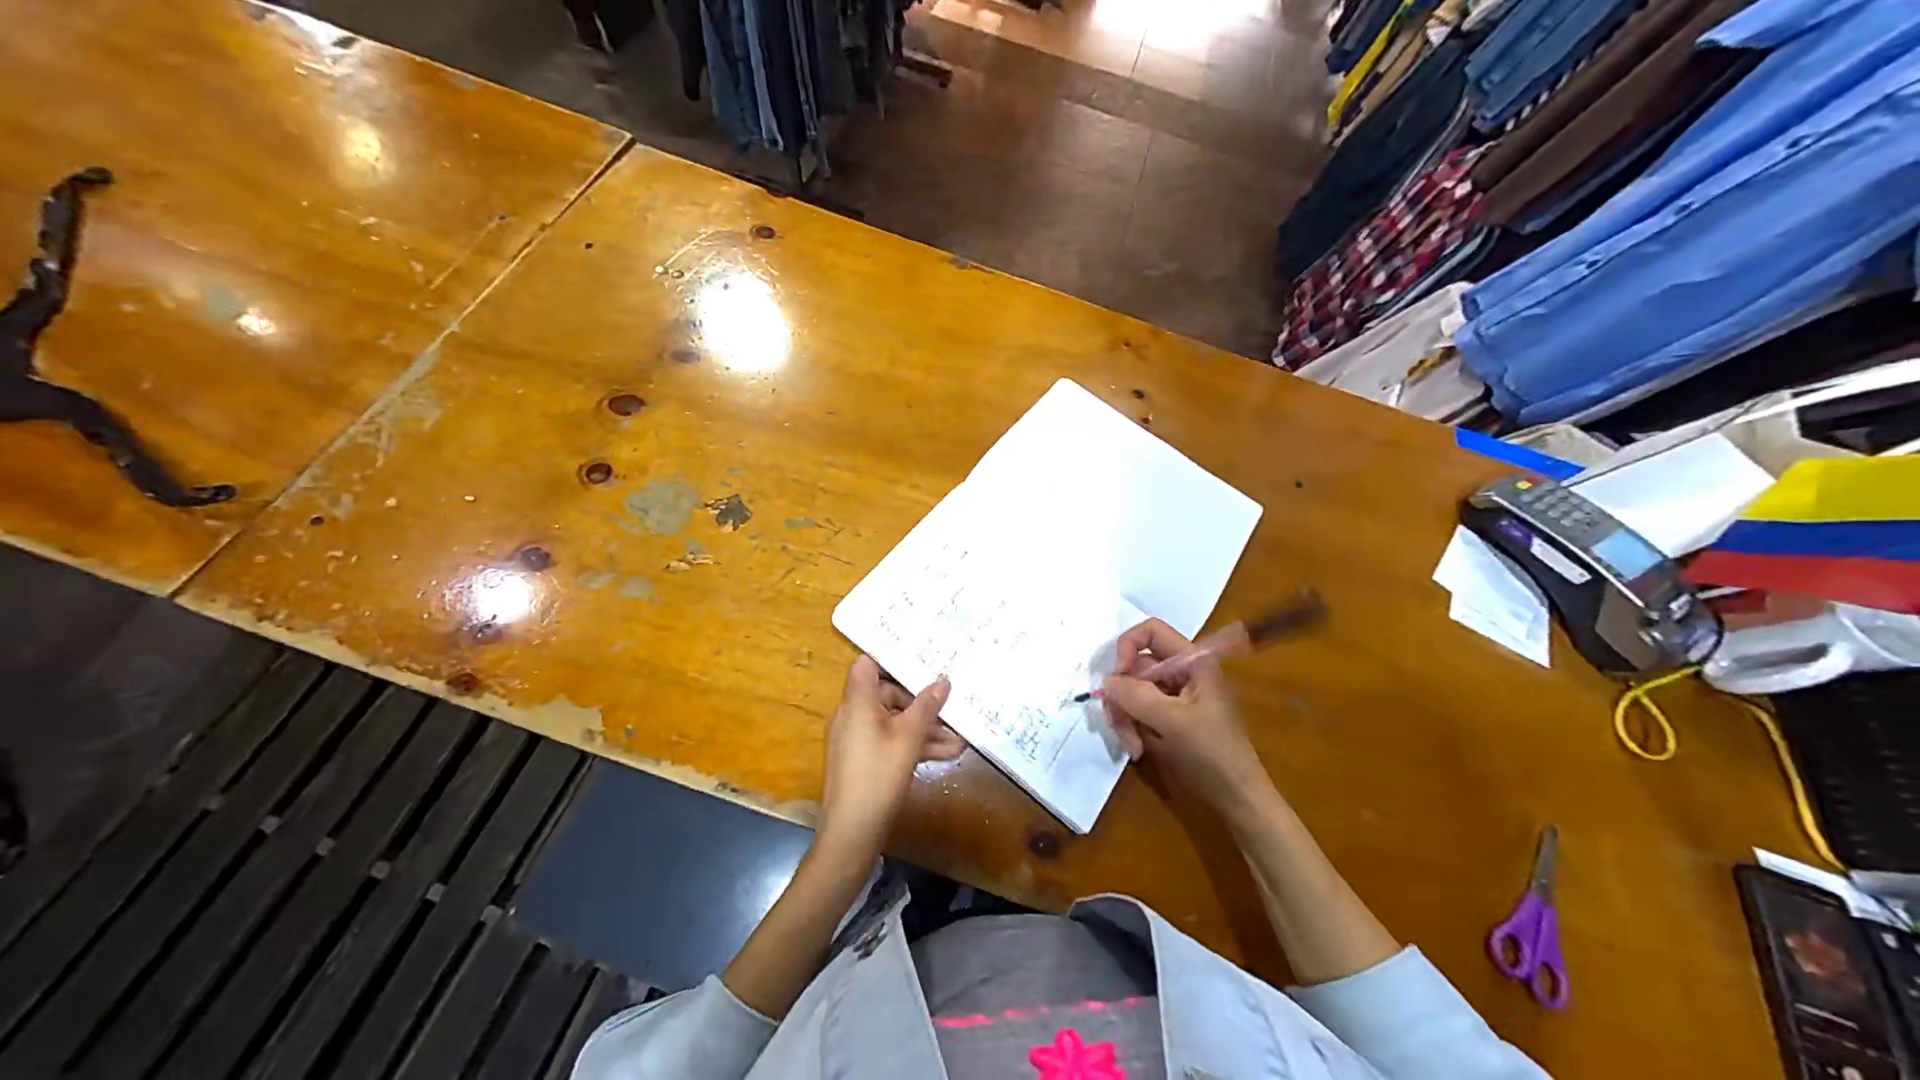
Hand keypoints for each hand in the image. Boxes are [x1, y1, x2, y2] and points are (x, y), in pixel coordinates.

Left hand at [818, 656, 963, 853]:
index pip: (867, 664)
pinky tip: (946, 754)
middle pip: (886, 694)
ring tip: (958, 739)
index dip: (892, 659)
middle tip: (949, 708)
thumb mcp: (909, 738)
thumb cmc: (879, 775)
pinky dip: (912, 744)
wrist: (852, 831)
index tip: (921, 661)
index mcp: (856, 701)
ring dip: (923, 728)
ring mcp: (855, 738)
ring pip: (892, 721)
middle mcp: (852, 714)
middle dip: (920, 702)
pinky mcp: (862, 759)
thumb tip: (943, 682)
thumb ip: (927, 706)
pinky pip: (889, 740)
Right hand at [1102, 618, 1273, 814]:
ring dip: (1125, 717)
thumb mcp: (1172, 721)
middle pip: (1135, 666)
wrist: (1236, 797)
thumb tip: (1105, 681)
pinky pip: (1136, 711)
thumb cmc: (1212, 753)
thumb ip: (1136, 696)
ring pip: (1131, 691)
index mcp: (1193, 661)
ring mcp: (1173, 695)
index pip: (1151, 632)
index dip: (1128, 647)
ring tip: (1132, 744)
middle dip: (1122, 695)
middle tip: (1117, 722)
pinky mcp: (1166, 717)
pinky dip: (1131, 728)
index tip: (1116, 678)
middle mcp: (1181, 672)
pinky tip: (1137, 749)